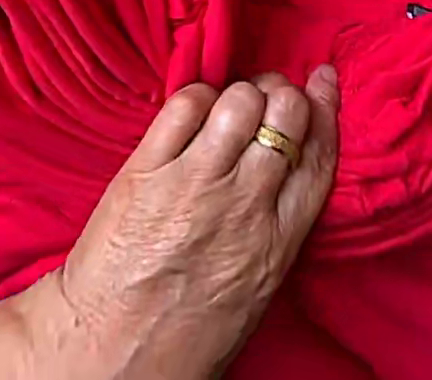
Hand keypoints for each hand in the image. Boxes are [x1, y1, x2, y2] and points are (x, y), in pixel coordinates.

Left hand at [38, 69, 339, 378]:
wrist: (107, 357)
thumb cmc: (184, 330)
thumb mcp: (255, 287)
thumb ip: (277, 222)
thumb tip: (287, 156)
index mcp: (276, 242)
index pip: (317, 156)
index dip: (324, 107)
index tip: (322, 80)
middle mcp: (242, 206)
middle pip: (285, 115)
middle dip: (281, 93)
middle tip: (266, 97)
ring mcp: (193, 184)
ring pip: (239, 101)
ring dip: (239, 93)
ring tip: (227, 107)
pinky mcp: (146, 170)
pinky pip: (185, 104)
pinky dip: (195, 97)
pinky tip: (192, 113)